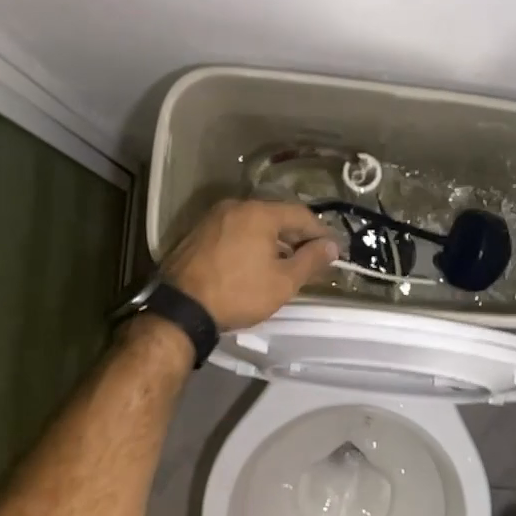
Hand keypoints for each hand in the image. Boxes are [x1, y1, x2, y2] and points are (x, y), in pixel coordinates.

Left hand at [162, 199, 338, 330]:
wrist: (182, 309)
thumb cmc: (239, 293)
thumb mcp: (283, 282)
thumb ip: (311, 260)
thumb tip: (332, 246)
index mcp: (259, 213)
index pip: (300, 214)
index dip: (320, 232)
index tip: (332, 250)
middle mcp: (235, 206)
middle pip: (275, 215)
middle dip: (296, 236)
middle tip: (311, 258)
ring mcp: (212, 218)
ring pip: (253, 224)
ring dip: (273, 240)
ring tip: (285, 263)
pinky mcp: (197, 233)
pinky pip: (234, 232)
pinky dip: (250, 243)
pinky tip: (255, 263)